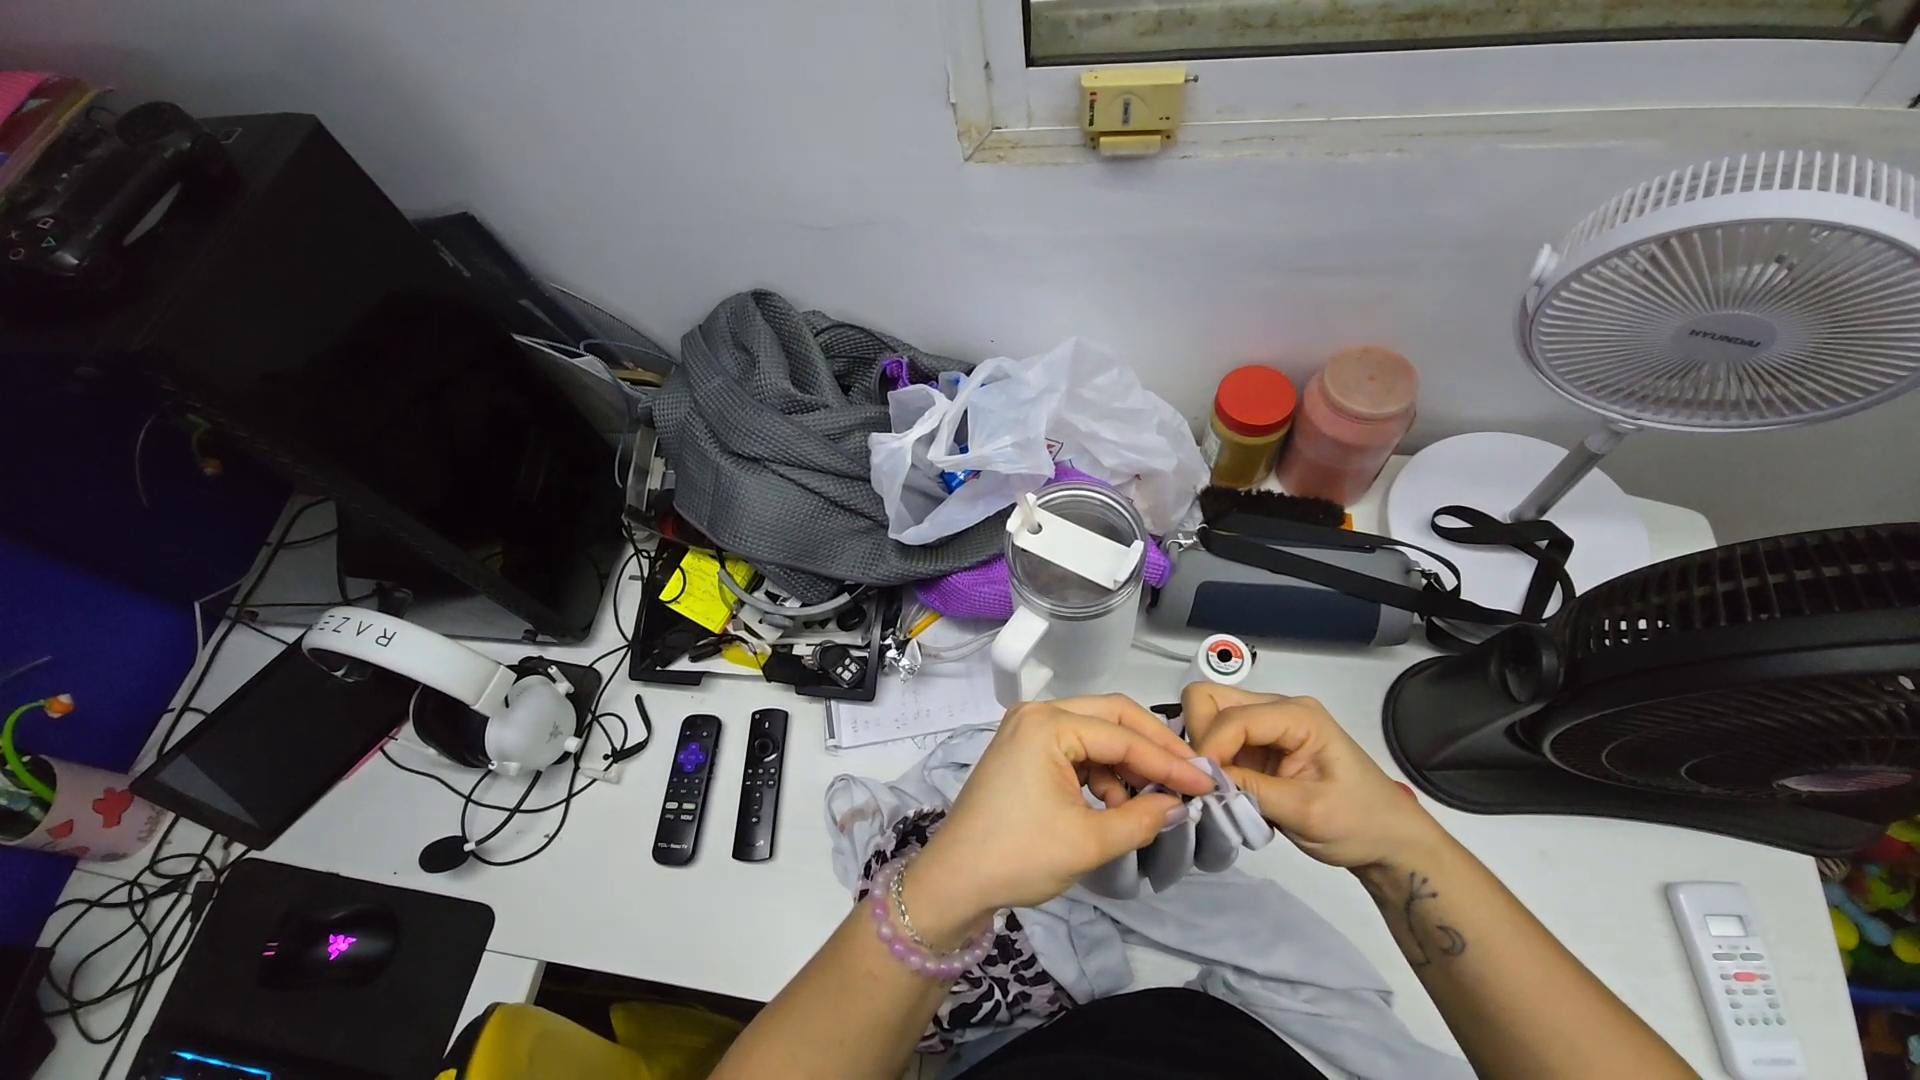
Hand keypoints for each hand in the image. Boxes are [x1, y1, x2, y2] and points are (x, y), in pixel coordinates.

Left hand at [906, 695, 1214, 944]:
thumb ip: (1142, 819)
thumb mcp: (1088, 841)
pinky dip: (1101, 774)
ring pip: (1095, 735)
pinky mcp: (1023, 750)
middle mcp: (1036, 714)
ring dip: (1127, 764)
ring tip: (1152, 802)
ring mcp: (1026, 729)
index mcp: (1048, 724)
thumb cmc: (1018, 857)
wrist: (954, 881)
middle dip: (1152, 750)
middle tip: (1190, 777)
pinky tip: (1117, 804)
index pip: (1123, 736)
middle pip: (1111, 718)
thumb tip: (1178, 806)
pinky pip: (1076, 750)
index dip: (1169, 761)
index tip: (1207, 783)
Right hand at [1185, 684, 1444, 870]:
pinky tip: (1226, 789)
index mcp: (1298, 715)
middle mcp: (1278, 709)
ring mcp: (1267, 726)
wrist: (1390, 842)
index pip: (1231, 716)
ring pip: (1209, 717)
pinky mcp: (1260, 746)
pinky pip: (1219, 741)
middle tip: (1205, 779)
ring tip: (1215, 788)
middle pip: (1210, 699)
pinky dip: (1213, 762)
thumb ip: (1252, 790)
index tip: (1203, 787)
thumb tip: (1203, 777)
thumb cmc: (1360, 824)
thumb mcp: (1307, 812)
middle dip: (1198, 737)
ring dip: (1204, 751)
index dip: (1210, 748)